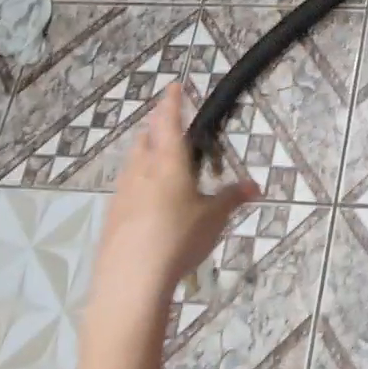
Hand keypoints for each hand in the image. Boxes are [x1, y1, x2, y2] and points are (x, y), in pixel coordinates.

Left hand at [93, 82, 258, 299]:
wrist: (130, 283)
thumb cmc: (179, 239)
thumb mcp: (214, 218)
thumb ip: (232, 198)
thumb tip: (256, 186)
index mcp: (168, 163)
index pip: (169, 122)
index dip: (172, 102)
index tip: (173, 85)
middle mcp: (141, 171)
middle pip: (145, 138)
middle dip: (155, 126)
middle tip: (167, 121)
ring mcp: (122, 194)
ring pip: (131, 162)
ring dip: (143, 151)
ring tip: (156, 155)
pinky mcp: (111, 218)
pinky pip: (124, 187)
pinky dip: (136, 180)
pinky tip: (145, 197)